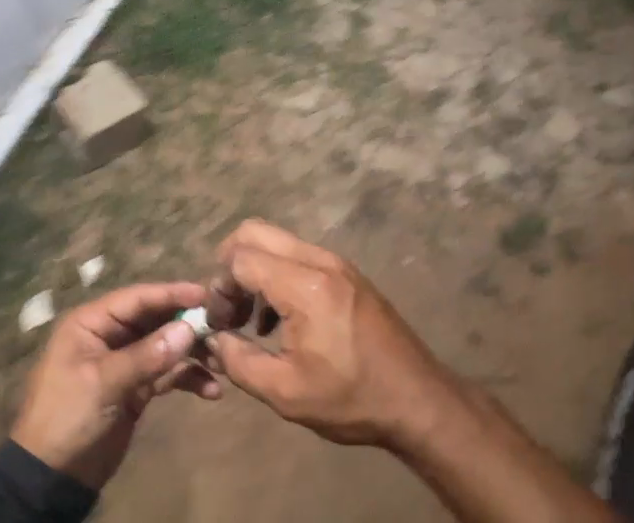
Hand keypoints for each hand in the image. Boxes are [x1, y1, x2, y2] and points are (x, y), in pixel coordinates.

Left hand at [10, 281, 220, 488]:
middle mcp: (109, 335)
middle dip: (188, 324)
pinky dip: (187, 379)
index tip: (207, 294)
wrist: (52, 475)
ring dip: (192, 353)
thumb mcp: (103, 383)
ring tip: (222, 362)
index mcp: (91, 322)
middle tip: (224, 328)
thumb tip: (189, 328)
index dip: (171, 294)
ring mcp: (124, 362)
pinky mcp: (136, 388)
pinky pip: (166, 374)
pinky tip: (211, 391)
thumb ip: (146, 356)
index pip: (137, 298)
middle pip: (155, 319)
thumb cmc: (67, 416)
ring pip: (165, 346)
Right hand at [204, 220, 456, 451]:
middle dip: (229, 265)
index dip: (219, 288)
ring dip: (254, 270)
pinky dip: (276, 274)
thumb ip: (239, 361)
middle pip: (254, 232)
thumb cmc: (352, 398)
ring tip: (250, 319)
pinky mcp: (347, 274)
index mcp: (304, 287)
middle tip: (228, 308)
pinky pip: (297, 256)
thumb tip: (213, 338)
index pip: (240, 259)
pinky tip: (279, 320)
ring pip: (276, 241)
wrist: (420, 400)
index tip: (219, 323)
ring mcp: (337, 263)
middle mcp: (320, 261)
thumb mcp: (286, 393)